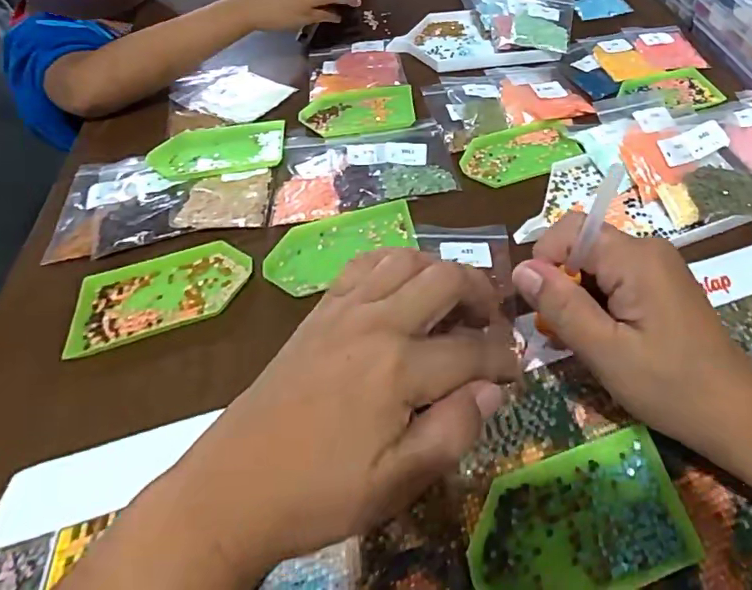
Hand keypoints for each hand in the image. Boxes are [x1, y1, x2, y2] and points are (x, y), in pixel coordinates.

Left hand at [149, 251, 518, 579]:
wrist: (235, 486)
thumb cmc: (319, 492)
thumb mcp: (395, 483)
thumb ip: (453, 431)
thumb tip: (493, 389)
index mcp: (398, 368)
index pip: (471, 350)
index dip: (503, 358)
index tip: (516, 369)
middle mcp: (376, 322)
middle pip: (446, 280)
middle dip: (482, 293)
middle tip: (493, 323)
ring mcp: (345, 308)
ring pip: (407, 259)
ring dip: (440, 270)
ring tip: (454, 298)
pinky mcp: (322, 308)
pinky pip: (366, 263)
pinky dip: (395, 262)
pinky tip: (402, 283)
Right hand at [511, 215, 751, 452]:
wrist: (735, 411)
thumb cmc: (670, 386)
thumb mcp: (606, 351)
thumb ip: (562, 306)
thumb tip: (521, 269)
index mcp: (634, 257)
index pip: (570, 229)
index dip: (545, 259)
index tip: (539, 305)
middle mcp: (647, 248)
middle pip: (583, 244)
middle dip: (561, 281)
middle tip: (557, 330)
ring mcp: (657, 263)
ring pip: (596, 261)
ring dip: (578, 294)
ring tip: (581, 339)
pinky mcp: (661, 281)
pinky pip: (615, 275)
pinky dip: (598, 299)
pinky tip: (603, 336)